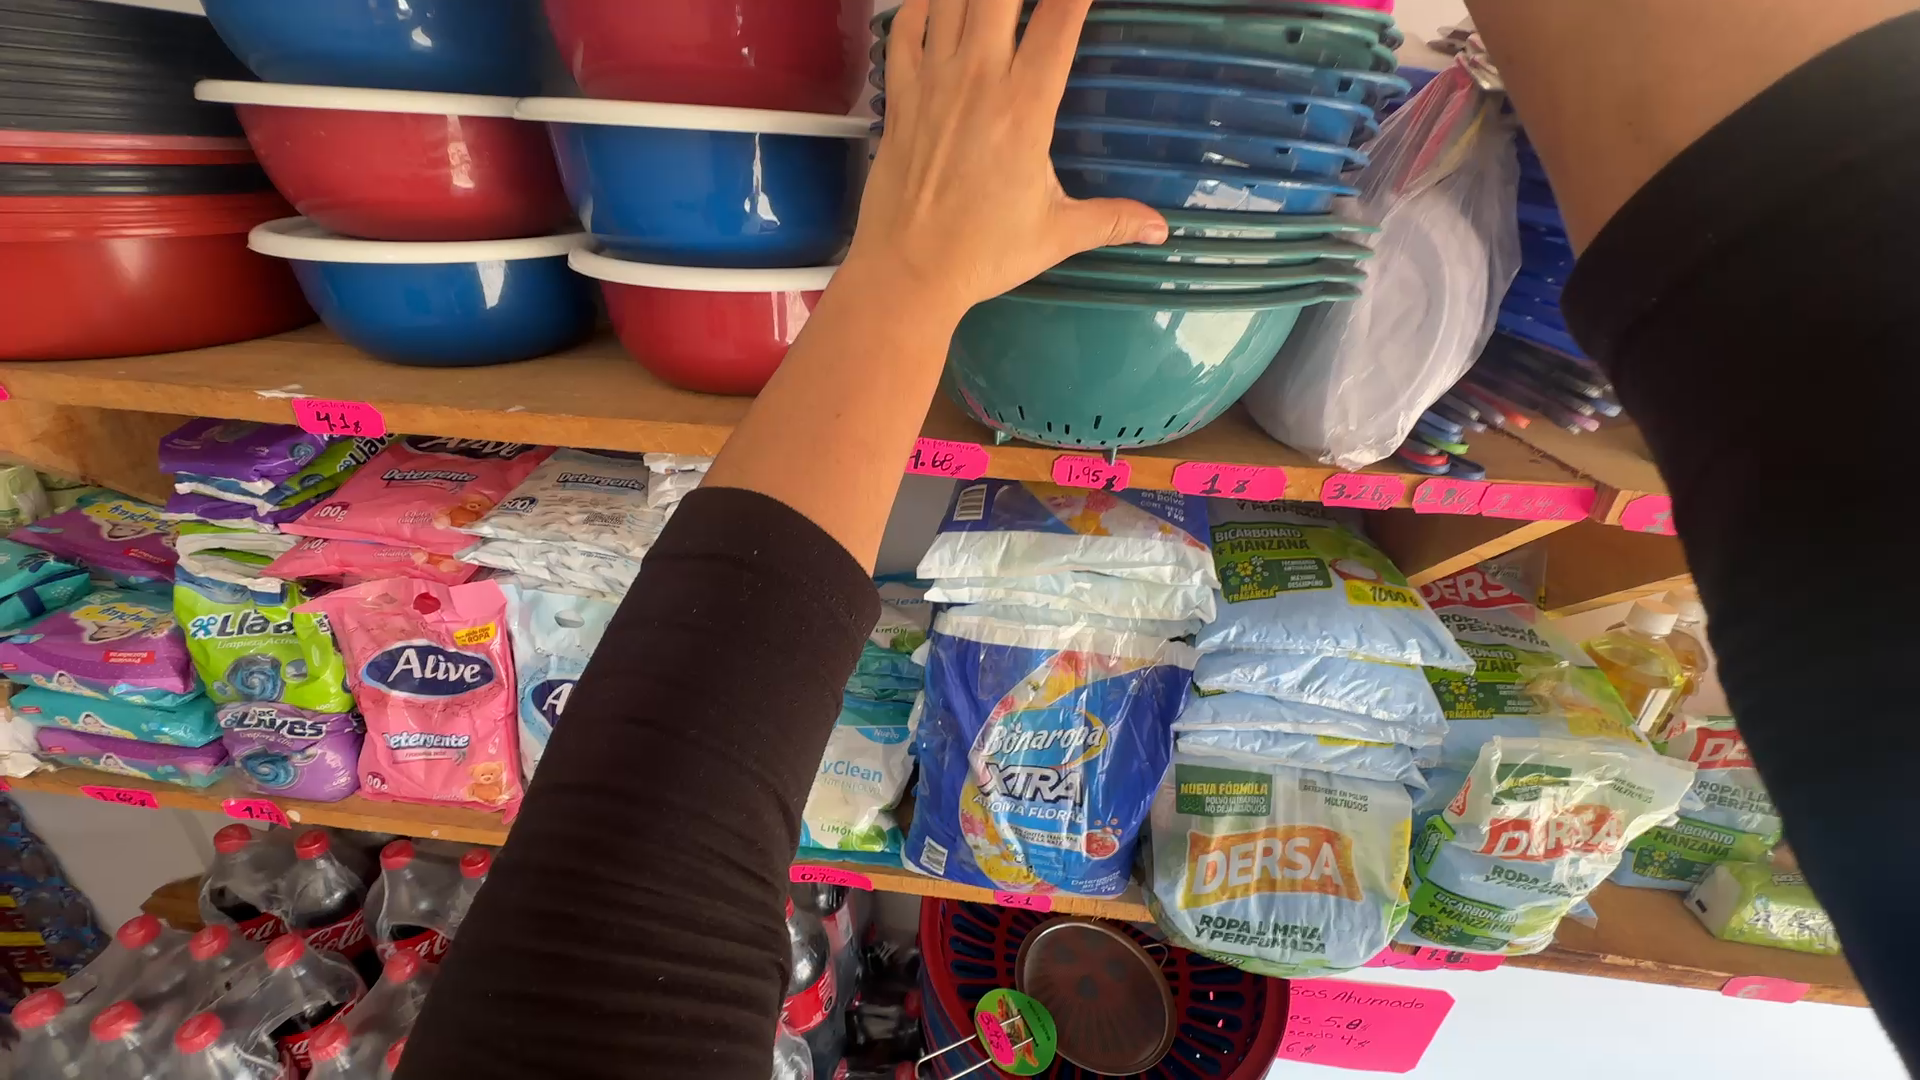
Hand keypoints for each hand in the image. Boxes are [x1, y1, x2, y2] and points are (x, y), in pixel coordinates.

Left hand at [843, 0, 1167, 324]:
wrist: (908, 274)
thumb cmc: (983, 256)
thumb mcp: (1054, 236)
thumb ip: (1110, 221)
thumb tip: (1160, 227)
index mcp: (1025, 106)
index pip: (1061, 15)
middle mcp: (978, 78)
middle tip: (1034, 2)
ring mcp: (932, 83)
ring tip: (994, 4)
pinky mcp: (898, 98)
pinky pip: (903, 29)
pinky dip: (920, 7)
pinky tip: (936, 10)